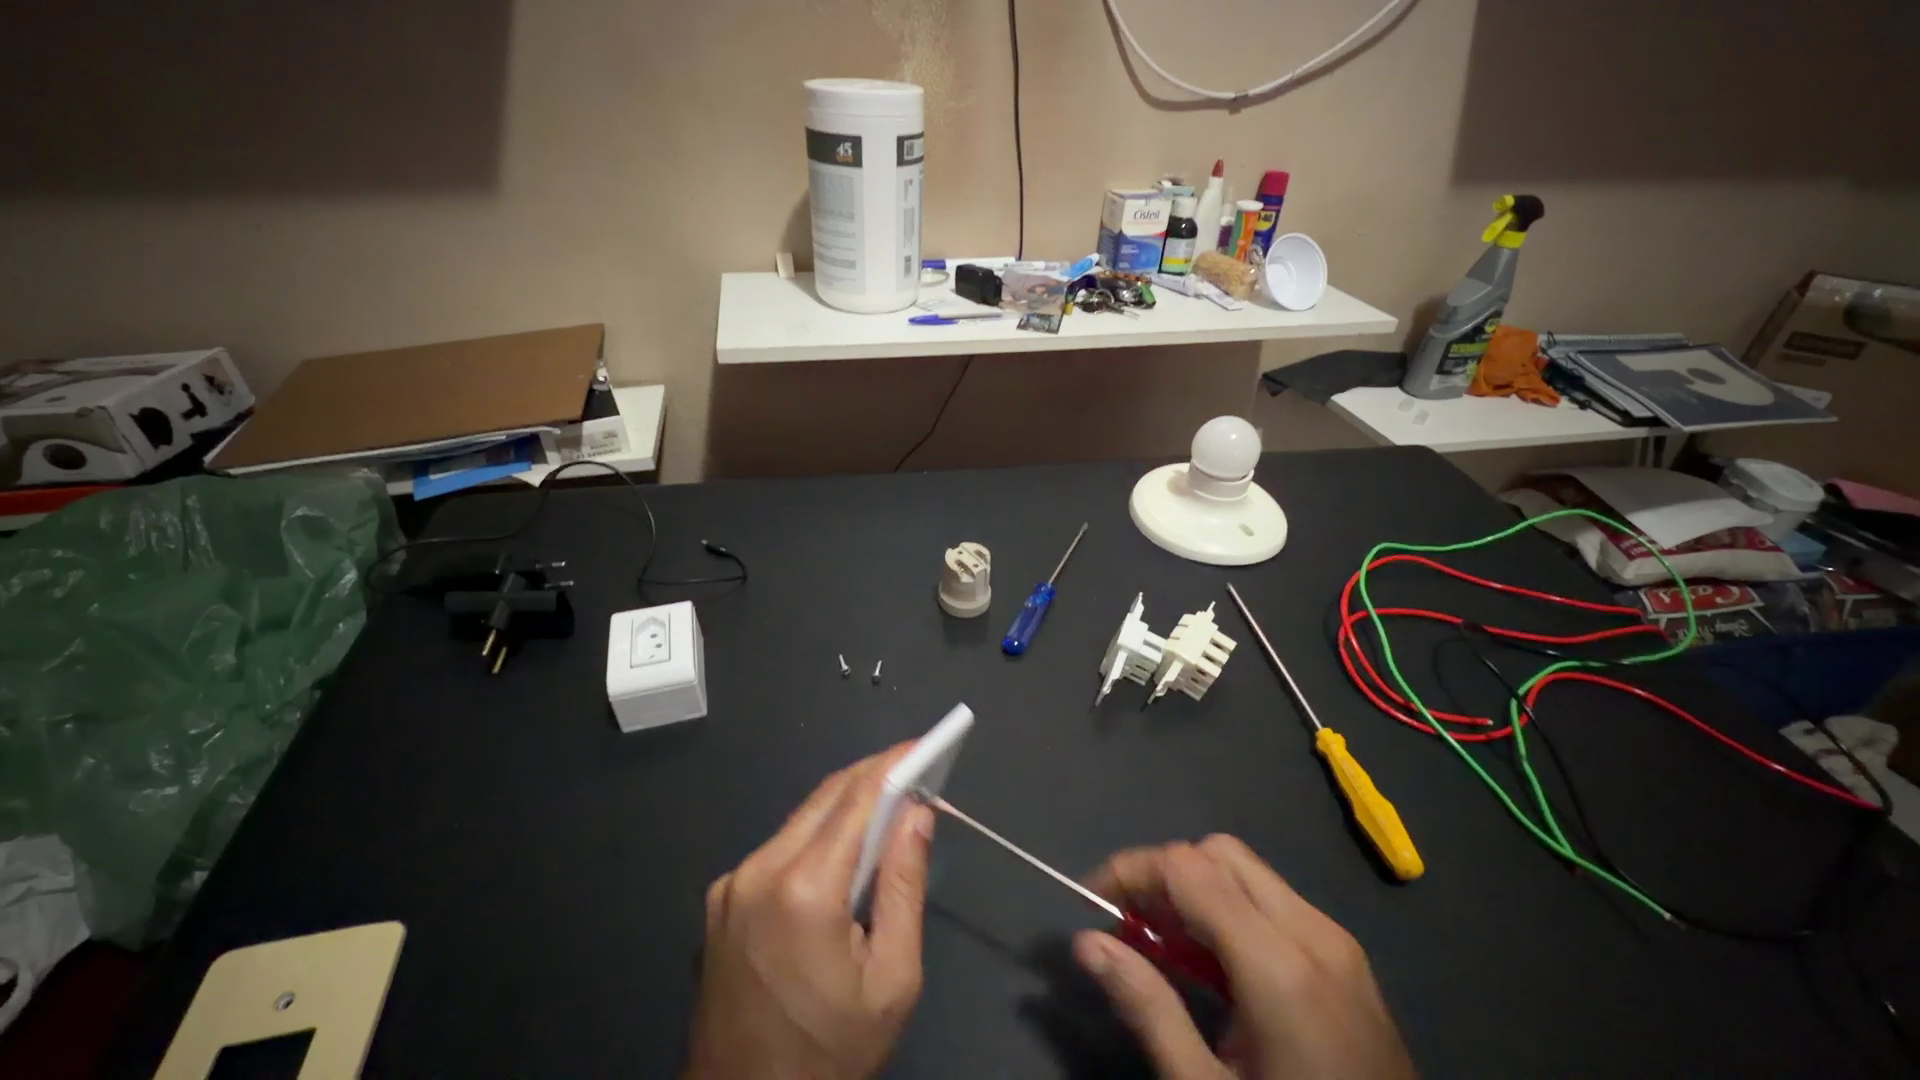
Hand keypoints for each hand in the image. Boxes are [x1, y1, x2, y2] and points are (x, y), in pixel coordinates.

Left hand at [684, 744, 932, 1079]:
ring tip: (890, 806)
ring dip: (846, 806)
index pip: (857, 800)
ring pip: (801, 820)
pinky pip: (779, 848)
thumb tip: (918, 813)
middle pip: (825, 799)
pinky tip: (845, 850)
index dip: (893, 765)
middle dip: (873, 776)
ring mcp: (732, 883)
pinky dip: (818, 836)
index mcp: (804, 890)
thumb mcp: (892, 977)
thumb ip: (906, 886)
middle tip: (916, 768)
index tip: (925, 744)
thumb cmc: (832, 1048)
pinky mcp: (721, 898)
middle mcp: (759, 871)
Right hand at [1076, 834, 1412, 1079]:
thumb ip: (1147, 1008)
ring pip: (1248, 872)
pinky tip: (1213, 966)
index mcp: (1279, 965)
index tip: (1091, 903)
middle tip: (1128, 927)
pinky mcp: (1347, 957)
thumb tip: (1088, 943)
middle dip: (1163, 876)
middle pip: (1219, 854)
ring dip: (1195, 890)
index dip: (1130, 870)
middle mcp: (1313, 932)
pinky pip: (1275, 901)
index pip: (1188, 868)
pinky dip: (1230, 909)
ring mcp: (1337, 941)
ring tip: (1163, 948)